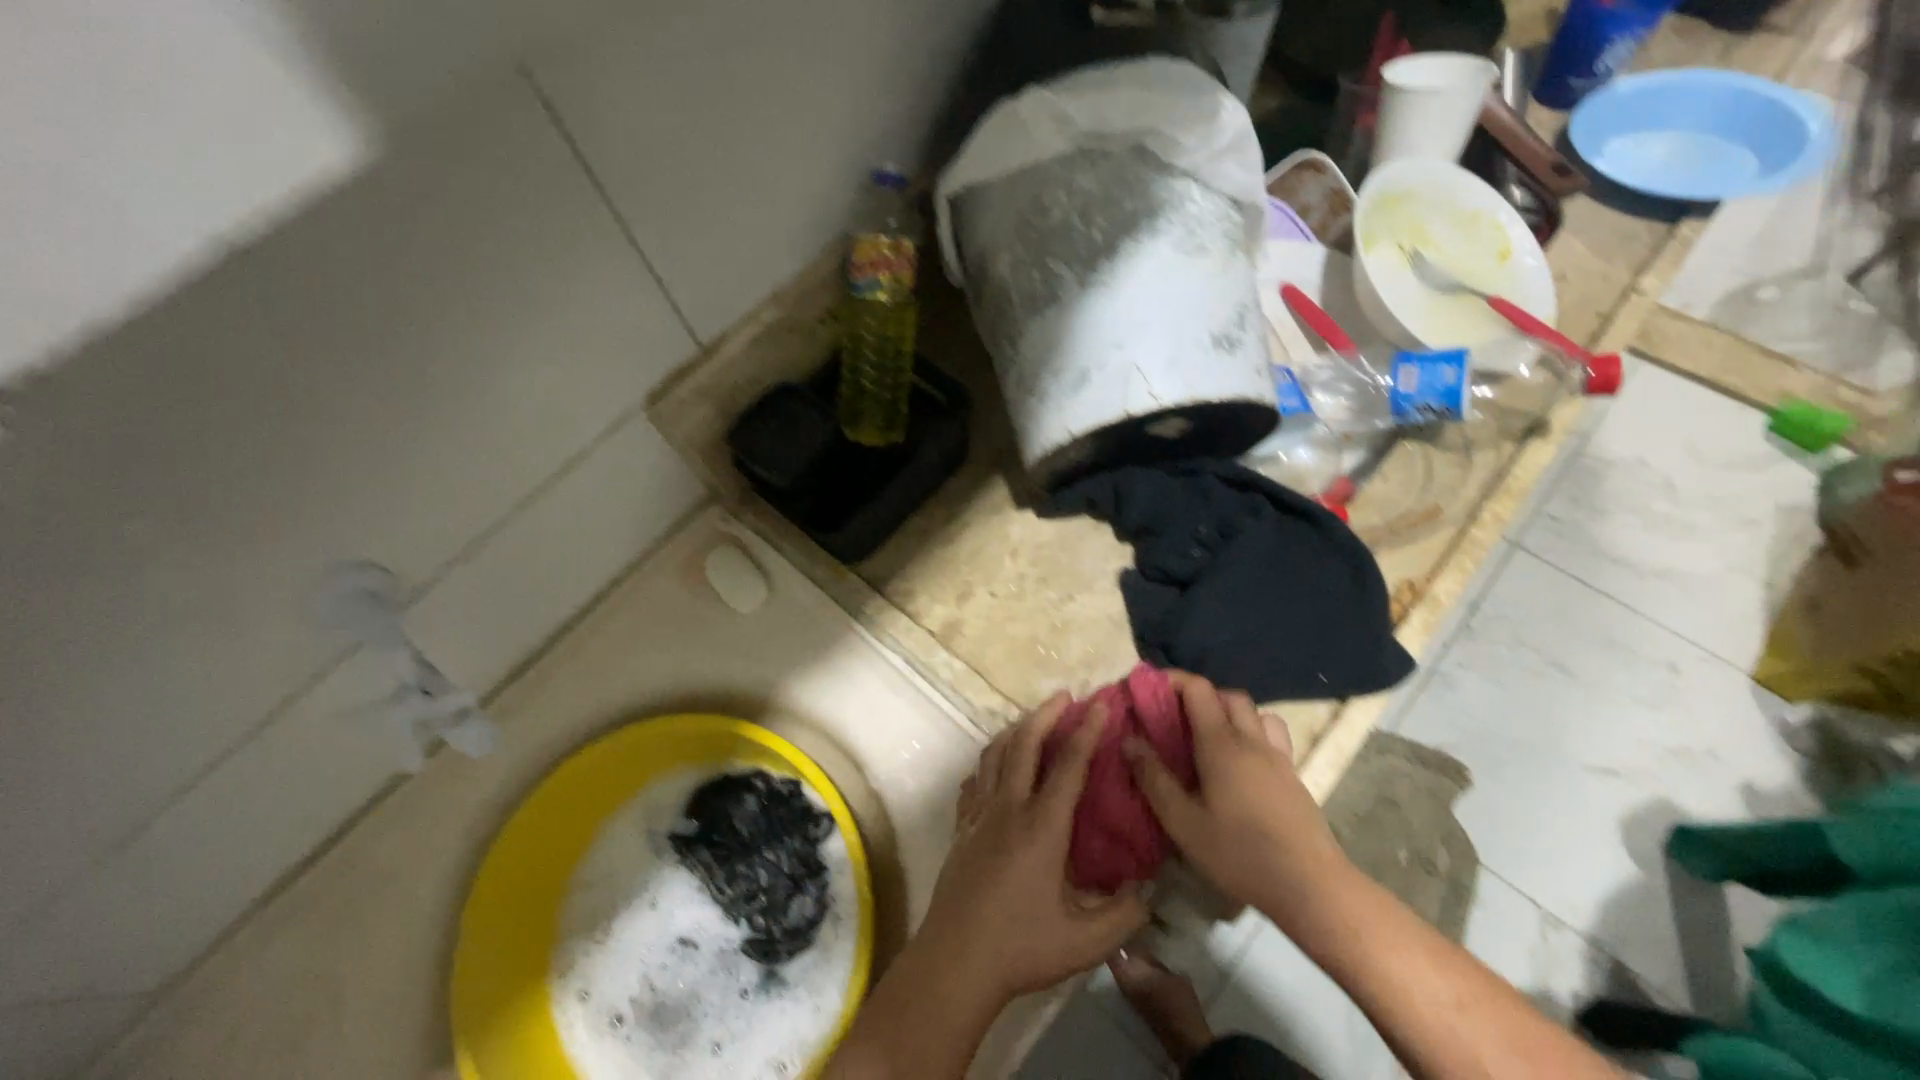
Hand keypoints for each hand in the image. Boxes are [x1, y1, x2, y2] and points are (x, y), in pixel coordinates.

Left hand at [911, 693, 1150, 1004]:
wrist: (955, 962)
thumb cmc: (1022, 949)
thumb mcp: (1087, 941)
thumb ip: (1125, 913)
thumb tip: (1148, 890)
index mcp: (1042, 827)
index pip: (1069, 766)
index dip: (1088, 732)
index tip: (1102, 705)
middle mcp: (1008, 810)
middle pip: (1025, 745)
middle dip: (1046, 715)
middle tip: (1065, 696)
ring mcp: (979, 818)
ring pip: (995, 756)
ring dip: (1016, 731)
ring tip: (1033, 721)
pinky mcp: (961, 831)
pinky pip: (975, 782)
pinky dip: (989, 763)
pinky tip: (996, 769)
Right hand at [1124, 673, 1352, 925]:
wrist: (1309, 883)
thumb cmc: (1238, 853)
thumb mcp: (1183, 822)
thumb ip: (1154, 779)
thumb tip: (1129, 740)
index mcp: (1222, 744)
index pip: (1198, 690)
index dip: (1172, 680)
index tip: (1146, 688)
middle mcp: (1252, 740)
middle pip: (1228, 695)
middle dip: (1199, 695)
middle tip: (1173, 717)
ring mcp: (1278, 756)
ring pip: (1255, 713)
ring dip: (1229, 712)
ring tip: (1208, 737)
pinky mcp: (1293, 775)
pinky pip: (1271, 735)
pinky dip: (1251, 732)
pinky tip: (1239, 763)